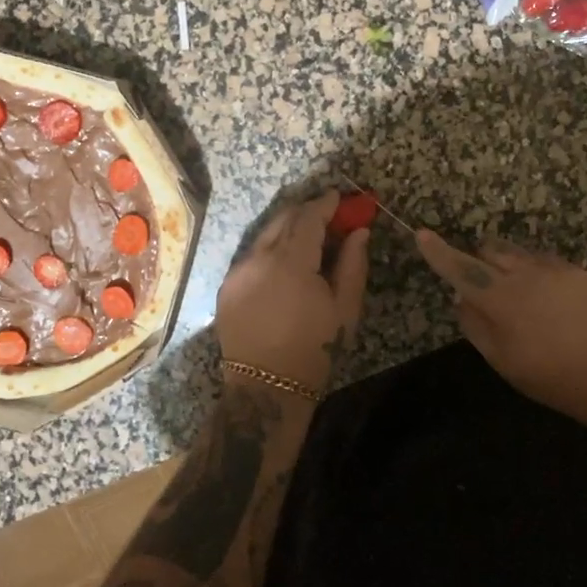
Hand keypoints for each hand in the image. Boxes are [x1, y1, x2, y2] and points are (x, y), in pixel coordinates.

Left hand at [215, 192, 369, 395]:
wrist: (266, 389)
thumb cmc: (314, 350)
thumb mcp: (344, 309)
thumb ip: (352, 264)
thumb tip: (359, 232)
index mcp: (290, 262)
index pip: (309, 218)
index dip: (326, 204)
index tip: (340, 197)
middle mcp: (258, 258)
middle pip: (283, 219)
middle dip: (306, 211)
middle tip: (328, 214)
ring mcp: (237, 271)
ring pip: (264, 235)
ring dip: (287, 228)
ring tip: (309, 237)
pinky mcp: (226, 286)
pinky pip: (252, 255)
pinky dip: (271, 248)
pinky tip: (285, 262)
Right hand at [417, 230, 586, 426]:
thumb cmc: (553, 377)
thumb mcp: (504, 362)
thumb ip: (476, 327)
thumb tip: (461, 298)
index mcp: (501, 299)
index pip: (461, 268)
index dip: (438, 252)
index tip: (421, 234)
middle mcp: (525, 274)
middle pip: (490, 250)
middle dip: (478, 259)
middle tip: (480, 282)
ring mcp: (554, 269)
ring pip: (518, 253)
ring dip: (506, 263)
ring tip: (516, 292)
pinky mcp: (577, 272)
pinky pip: (544, 261)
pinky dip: (533, 271)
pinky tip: (545, 297)